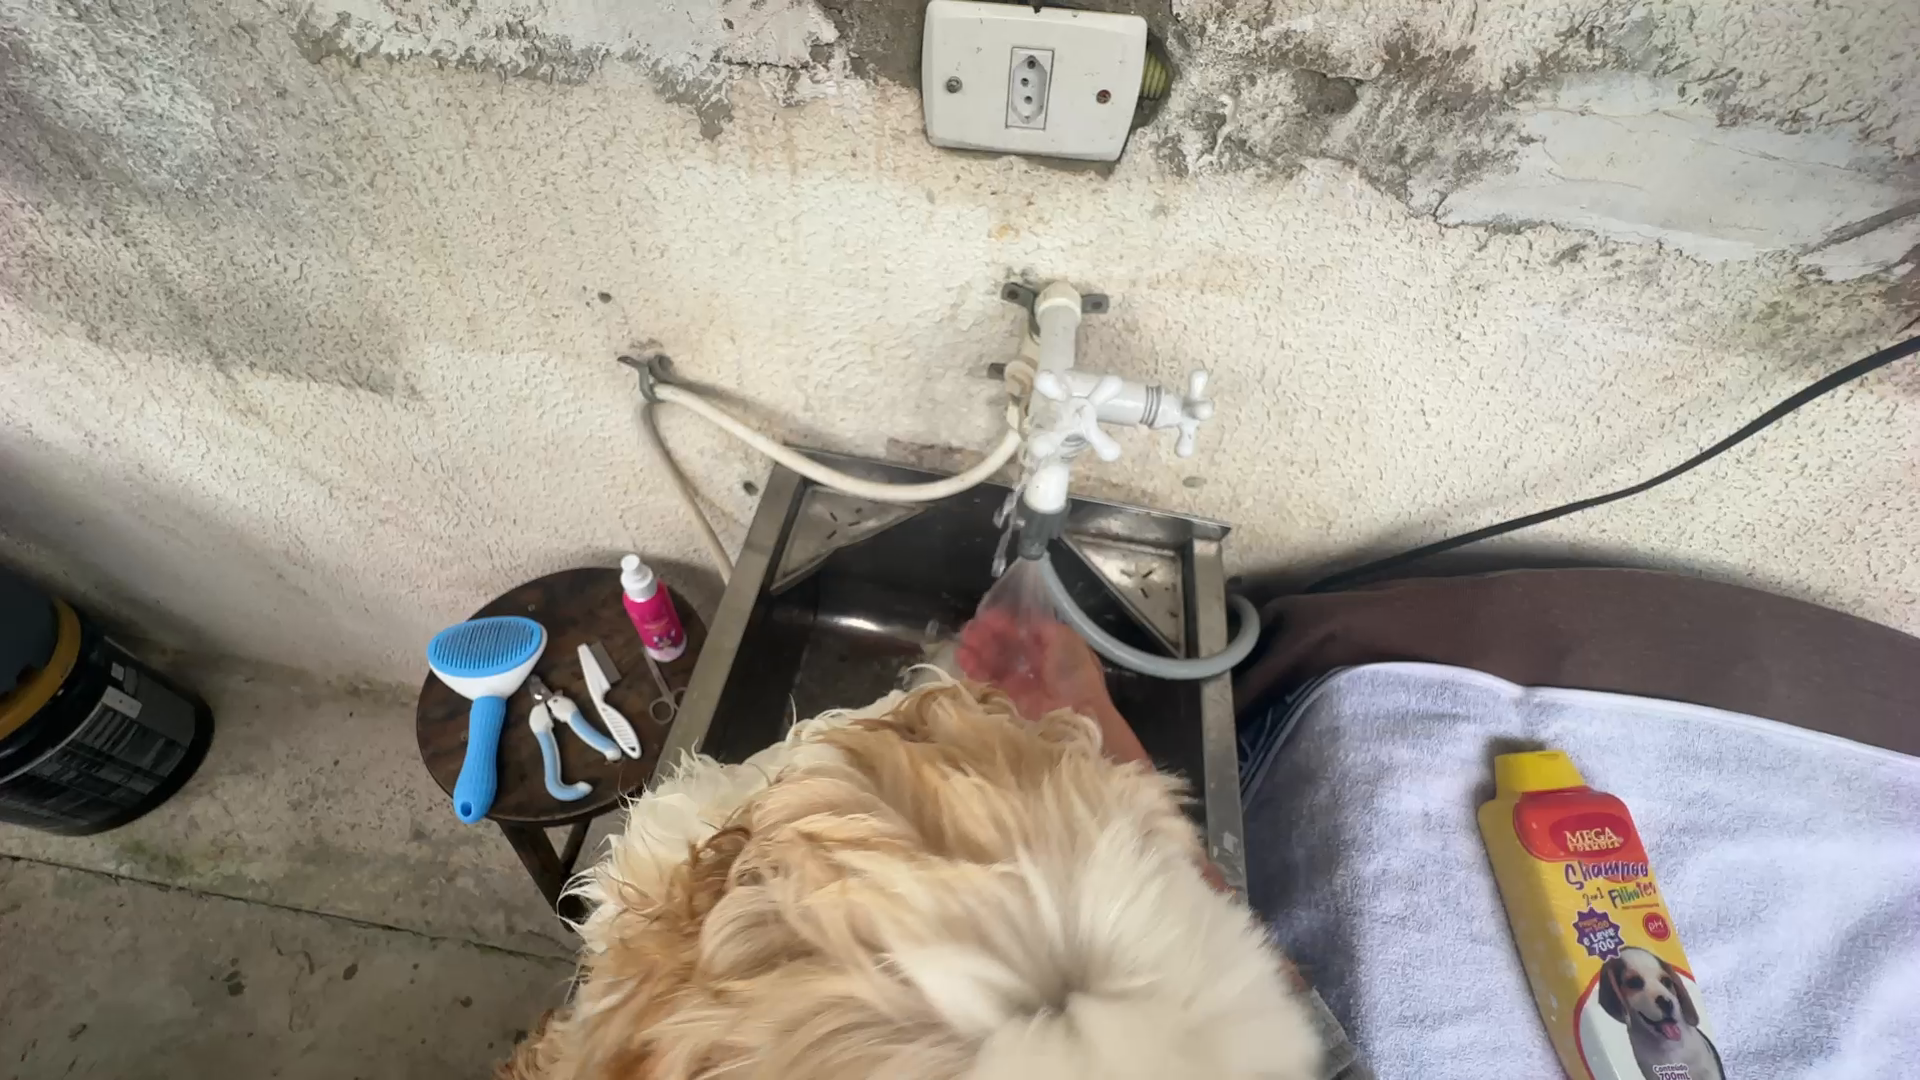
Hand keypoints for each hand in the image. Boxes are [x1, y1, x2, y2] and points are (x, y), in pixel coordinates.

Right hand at [956, 608, 1113, 723]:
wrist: (1078, 715)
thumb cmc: (1074, 673)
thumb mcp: (1064, 638)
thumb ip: (1041, 627)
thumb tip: (1020, 621)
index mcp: (1051, 646)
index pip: (1022, 631)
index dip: (1004, 624)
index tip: (986, 618)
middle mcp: (1036, 663)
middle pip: (1006, 646)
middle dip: (986, 637)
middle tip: (968, 632)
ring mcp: (1024, 682)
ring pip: (996, 663)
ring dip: (978, 652)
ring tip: (963, 648)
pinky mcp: (1012, 700)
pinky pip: (991, 681)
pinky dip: (977, 670)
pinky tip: (965, 661)